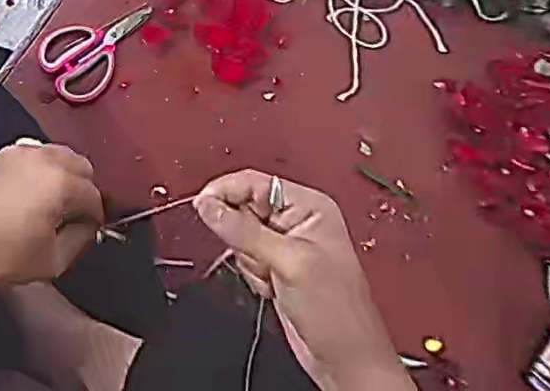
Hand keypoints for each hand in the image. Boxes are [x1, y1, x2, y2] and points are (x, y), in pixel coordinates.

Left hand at [0, 140, 104, 289]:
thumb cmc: (4, 255)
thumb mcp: (54, 261)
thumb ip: (81, 239)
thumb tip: (87, 225)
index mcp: (60, 182)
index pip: (93, 194)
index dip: (95, 216)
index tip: (88, 229)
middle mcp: (44, 158)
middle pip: (82, 165)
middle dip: (83, 189)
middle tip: (74, 215)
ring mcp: (23, 151)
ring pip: (60, 154)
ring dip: (65, 174)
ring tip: (53, 203)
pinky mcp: (5, 154)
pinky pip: (36, 153)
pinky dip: (42, 167)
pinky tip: (32, 191)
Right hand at [196, 171, 407, 390]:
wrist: (348, 367)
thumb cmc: (338, 314)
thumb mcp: (288, 263)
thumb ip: (243, 231)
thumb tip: (207, 204)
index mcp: (308, 205)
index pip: (255, 182)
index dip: (226, 191)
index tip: (202, 205)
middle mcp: (297, 220)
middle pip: (244, 207)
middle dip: (244, 235)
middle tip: (260, 258)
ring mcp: (287, 244)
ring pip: (241, 234)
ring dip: (250, 259)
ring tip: (273, 277)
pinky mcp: (277, 267)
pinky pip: (246, 257)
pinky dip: (252, 274)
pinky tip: (272, 288)